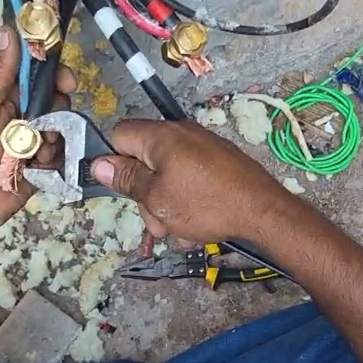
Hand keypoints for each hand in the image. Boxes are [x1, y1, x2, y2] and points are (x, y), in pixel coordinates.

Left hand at [0, 26, 73, 229]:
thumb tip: (7, 29)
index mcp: (2, 92)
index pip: (33, 68)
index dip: (50, 67)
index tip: (63, 75)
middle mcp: (20, 110)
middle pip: (54, 93)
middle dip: (58, 102)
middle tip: (52, 114)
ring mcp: (34, 136)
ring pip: (62, 121)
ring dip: (53, 132)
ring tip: (35, 147)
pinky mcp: (44, 160)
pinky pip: (63, 148)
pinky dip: (54, 154)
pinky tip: (38, 162)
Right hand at [89, 118, 304, 244]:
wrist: (263, 212)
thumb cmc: (208, 204)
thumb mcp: (157, 198)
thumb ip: (127, 179)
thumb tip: (99, 163)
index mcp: (161, 136)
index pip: (120, 135)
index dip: (115, 162)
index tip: (123, 188)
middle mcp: (182, 134)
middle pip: (145, 160)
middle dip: (146, 194)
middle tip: (157, 220)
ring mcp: (203, 147)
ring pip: (168, 176)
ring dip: (167, 205)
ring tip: (181, 228)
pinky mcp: (218, 163)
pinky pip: (190, 180)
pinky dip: (188, 202)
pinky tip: (197, 224)